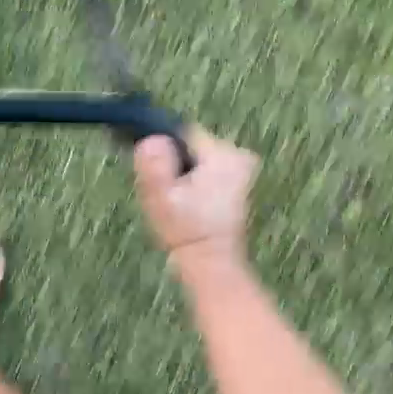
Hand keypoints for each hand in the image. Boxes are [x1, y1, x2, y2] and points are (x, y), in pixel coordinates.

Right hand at [135, 127, 259, 263]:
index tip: (152, 171)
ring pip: (194, 157)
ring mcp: (241, 169)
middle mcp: (238, 154)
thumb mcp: (159, 194)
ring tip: (175, 198)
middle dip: (171, 162)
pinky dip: (191, 180)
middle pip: (188, 144)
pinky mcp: (237, 181)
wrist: (209, 261)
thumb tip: (151, 138)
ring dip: (180, 172)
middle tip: (163, 190)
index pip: (181, 132)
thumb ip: (154, 163)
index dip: (161, 148)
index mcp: (223, 153)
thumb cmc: (184, 228)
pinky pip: (204, 168)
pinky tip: (186, 201)